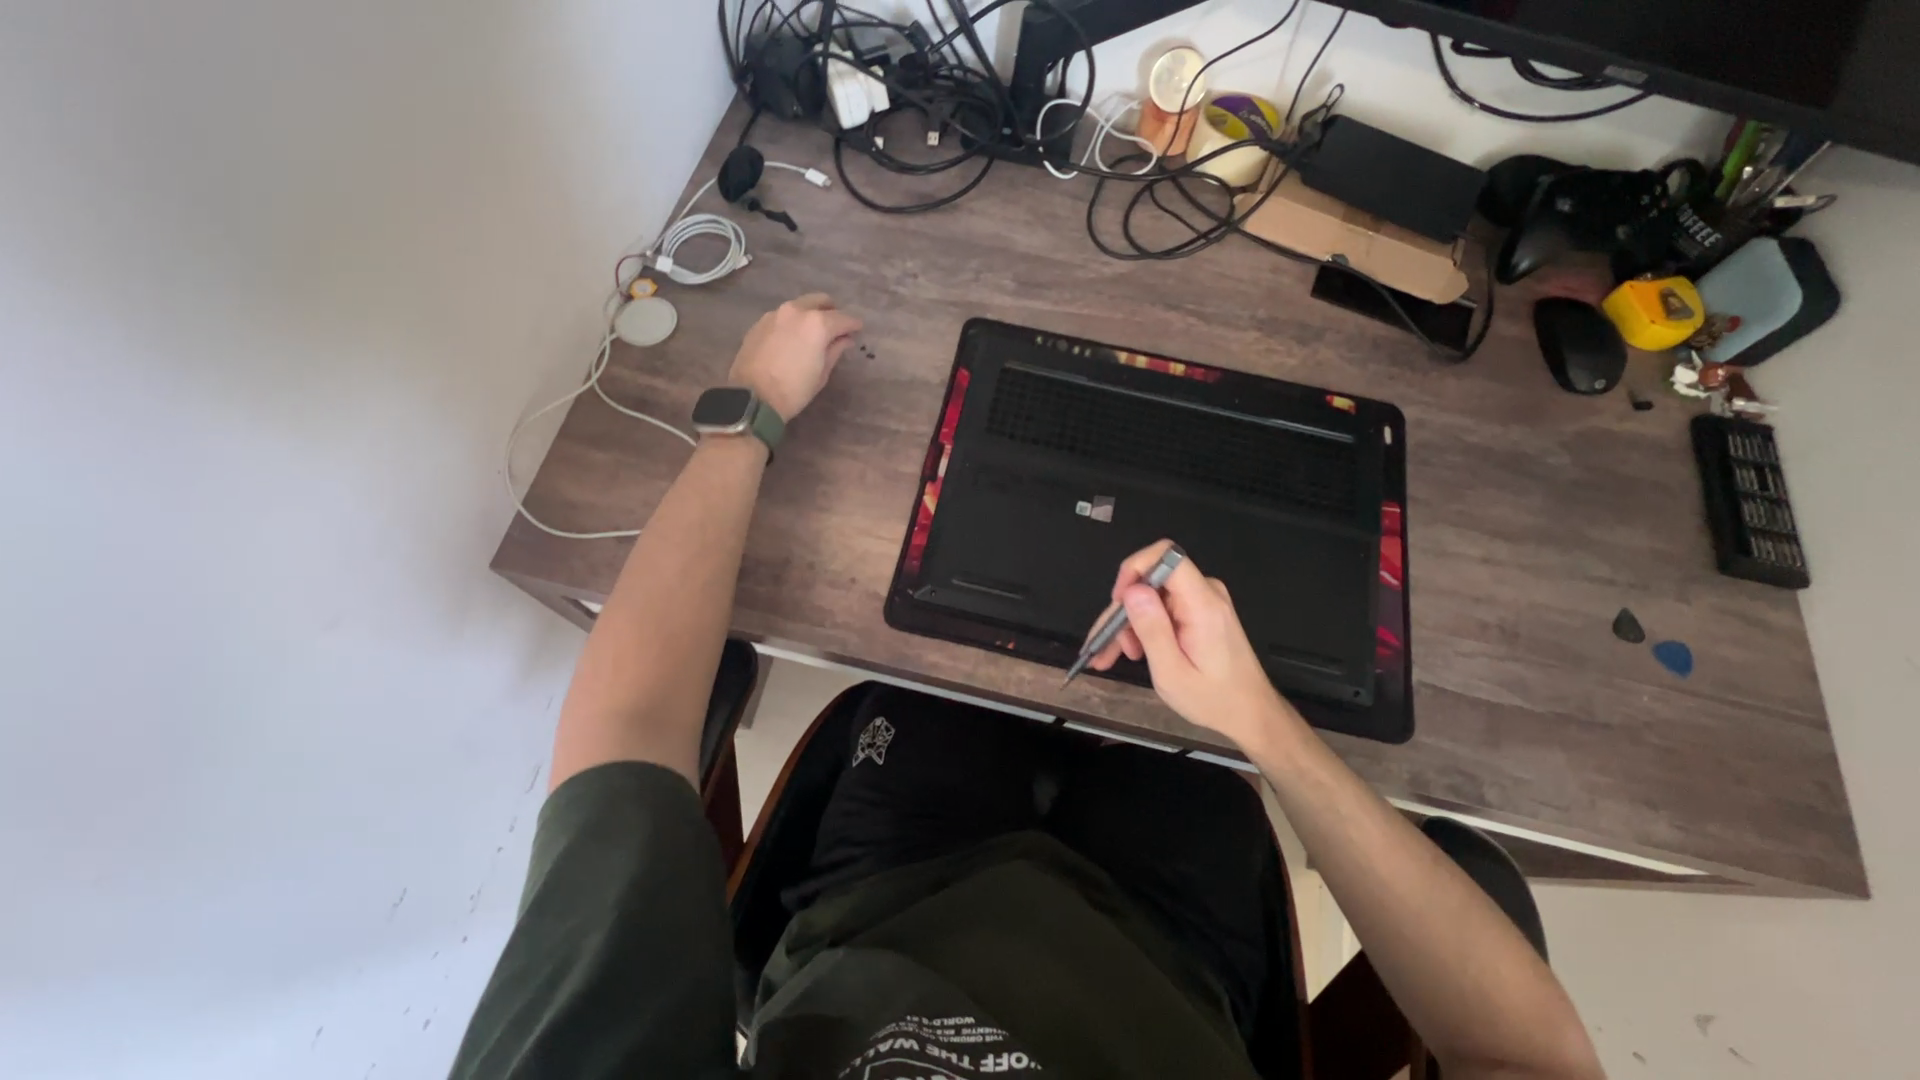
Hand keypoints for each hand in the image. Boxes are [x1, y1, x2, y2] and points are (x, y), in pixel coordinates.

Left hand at [728, 293, 862, 420]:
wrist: (753, 398)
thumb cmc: (794, 390)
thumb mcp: (821, 373)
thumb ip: (835, 350)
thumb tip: (845, 339)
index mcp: (817, 323)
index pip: (843, 318)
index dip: (853, 324)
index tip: (858, 330)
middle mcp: (796, 311)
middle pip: (820, 301)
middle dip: (831, 311)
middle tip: (836, 327)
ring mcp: (775, 314)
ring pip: (799, 306)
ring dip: (810, 315)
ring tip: (813, 333)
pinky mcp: (759, 323)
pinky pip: (782, 316)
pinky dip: (792, 322)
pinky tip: (792, 339)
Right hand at [1087, 540, 1299, 751]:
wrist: (1249, 712)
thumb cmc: (1212, 699)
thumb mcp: (1172, 672)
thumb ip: (1152, 629)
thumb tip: (1131, 590)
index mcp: (1202, 604)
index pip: (1166, 556)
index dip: (1135, 569)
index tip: (1117, 602)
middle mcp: (1205, 593)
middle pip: (1152, 581)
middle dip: (1124, 611)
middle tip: (1106, 648)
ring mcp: (1204, 601)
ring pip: (1152, 596)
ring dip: (1131, 624)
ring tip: (1119, 656)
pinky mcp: (1200, 611)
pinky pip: (1163, 608)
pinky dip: (1145, 627)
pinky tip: (1133, 652)